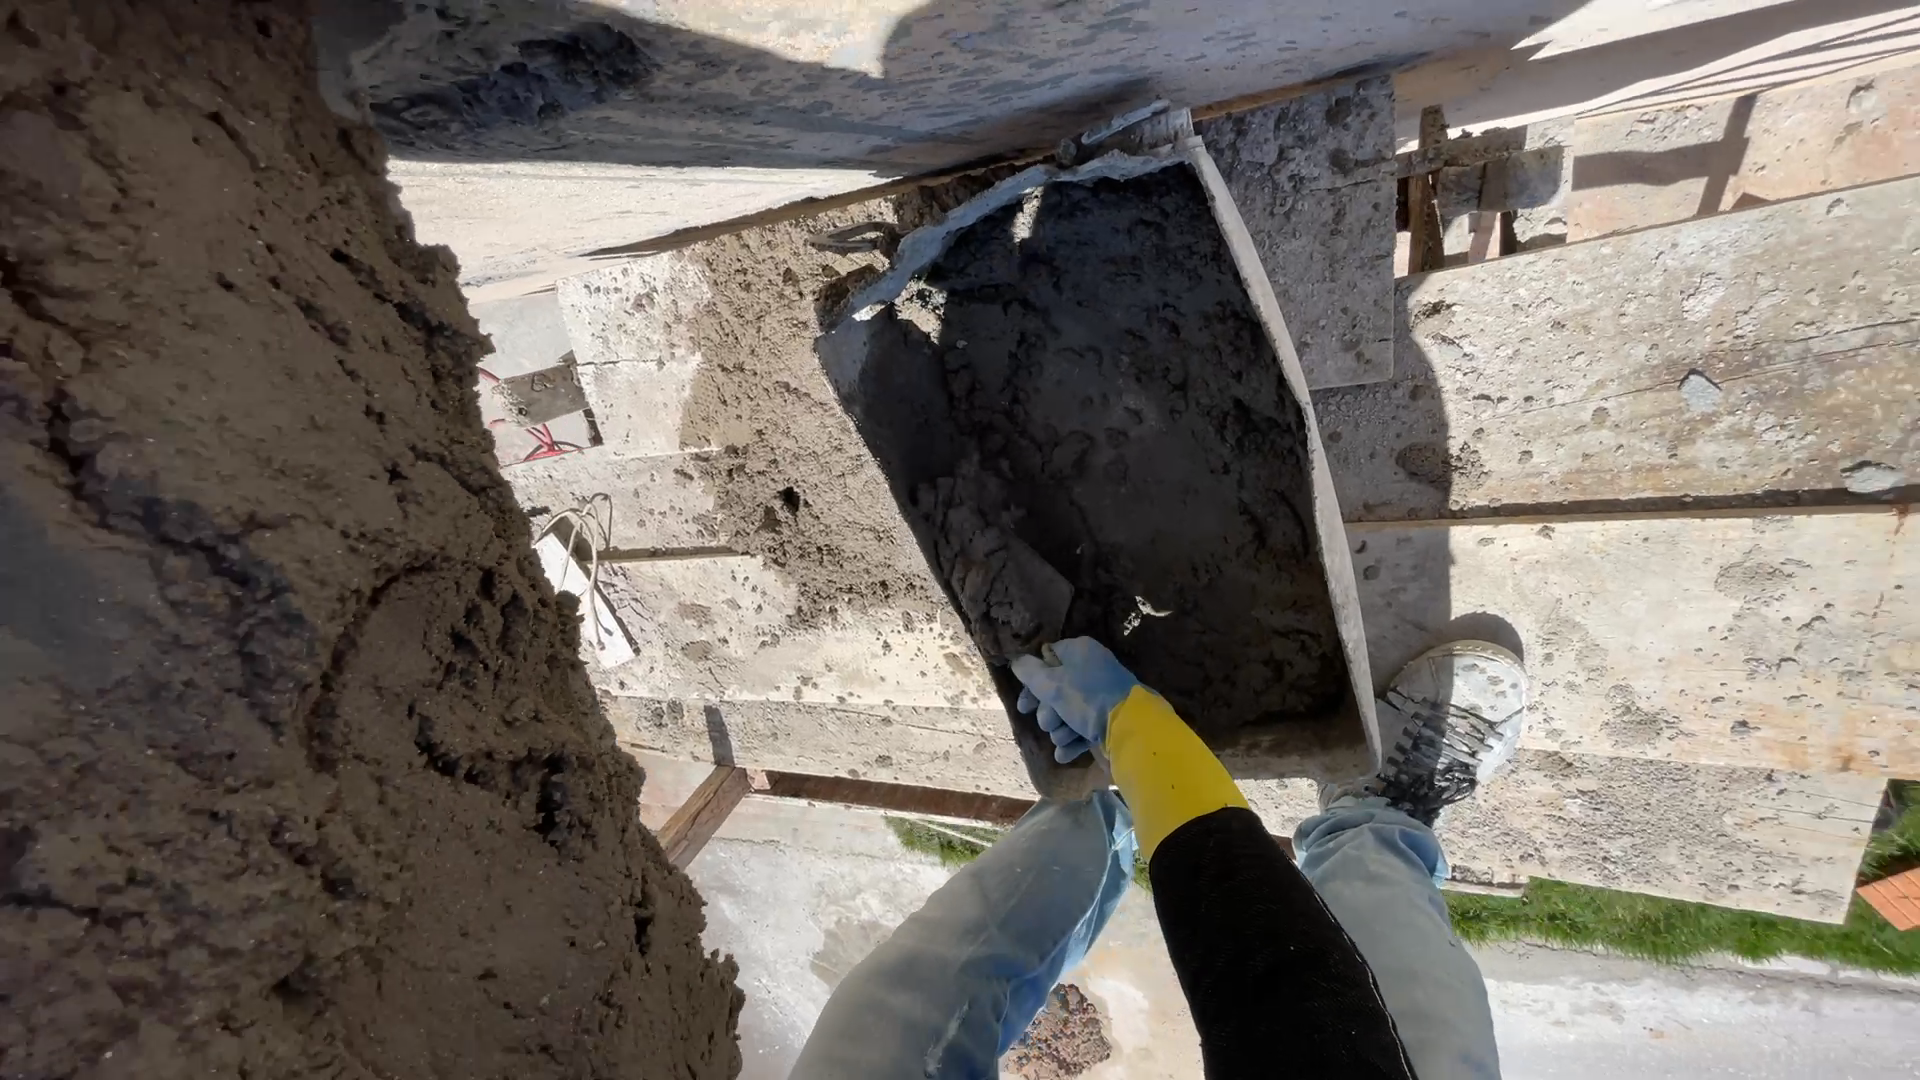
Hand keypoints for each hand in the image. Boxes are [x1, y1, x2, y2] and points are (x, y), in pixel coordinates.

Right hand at [1011, 637, 1144, 762]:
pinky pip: (1082, 729)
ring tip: (1064, 736)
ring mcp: (1100, 697)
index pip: (1046, 660)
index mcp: (1079, 652)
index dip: (1032, 683)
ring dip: (1060, 729)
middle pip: (1055, 691)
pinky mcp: (1107, 721)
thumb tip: (1017, 661)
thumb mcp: (1051, 683)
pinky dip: (1073, 741)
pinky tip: (1065, 753)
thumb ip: (1028, 671)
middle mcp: (1090, 670)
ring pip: (1067, 713)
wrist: (1129, 729)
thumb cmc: (1087, 698)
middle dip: (1048, 712)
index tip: (1024, 705)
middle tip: (1049, 721)